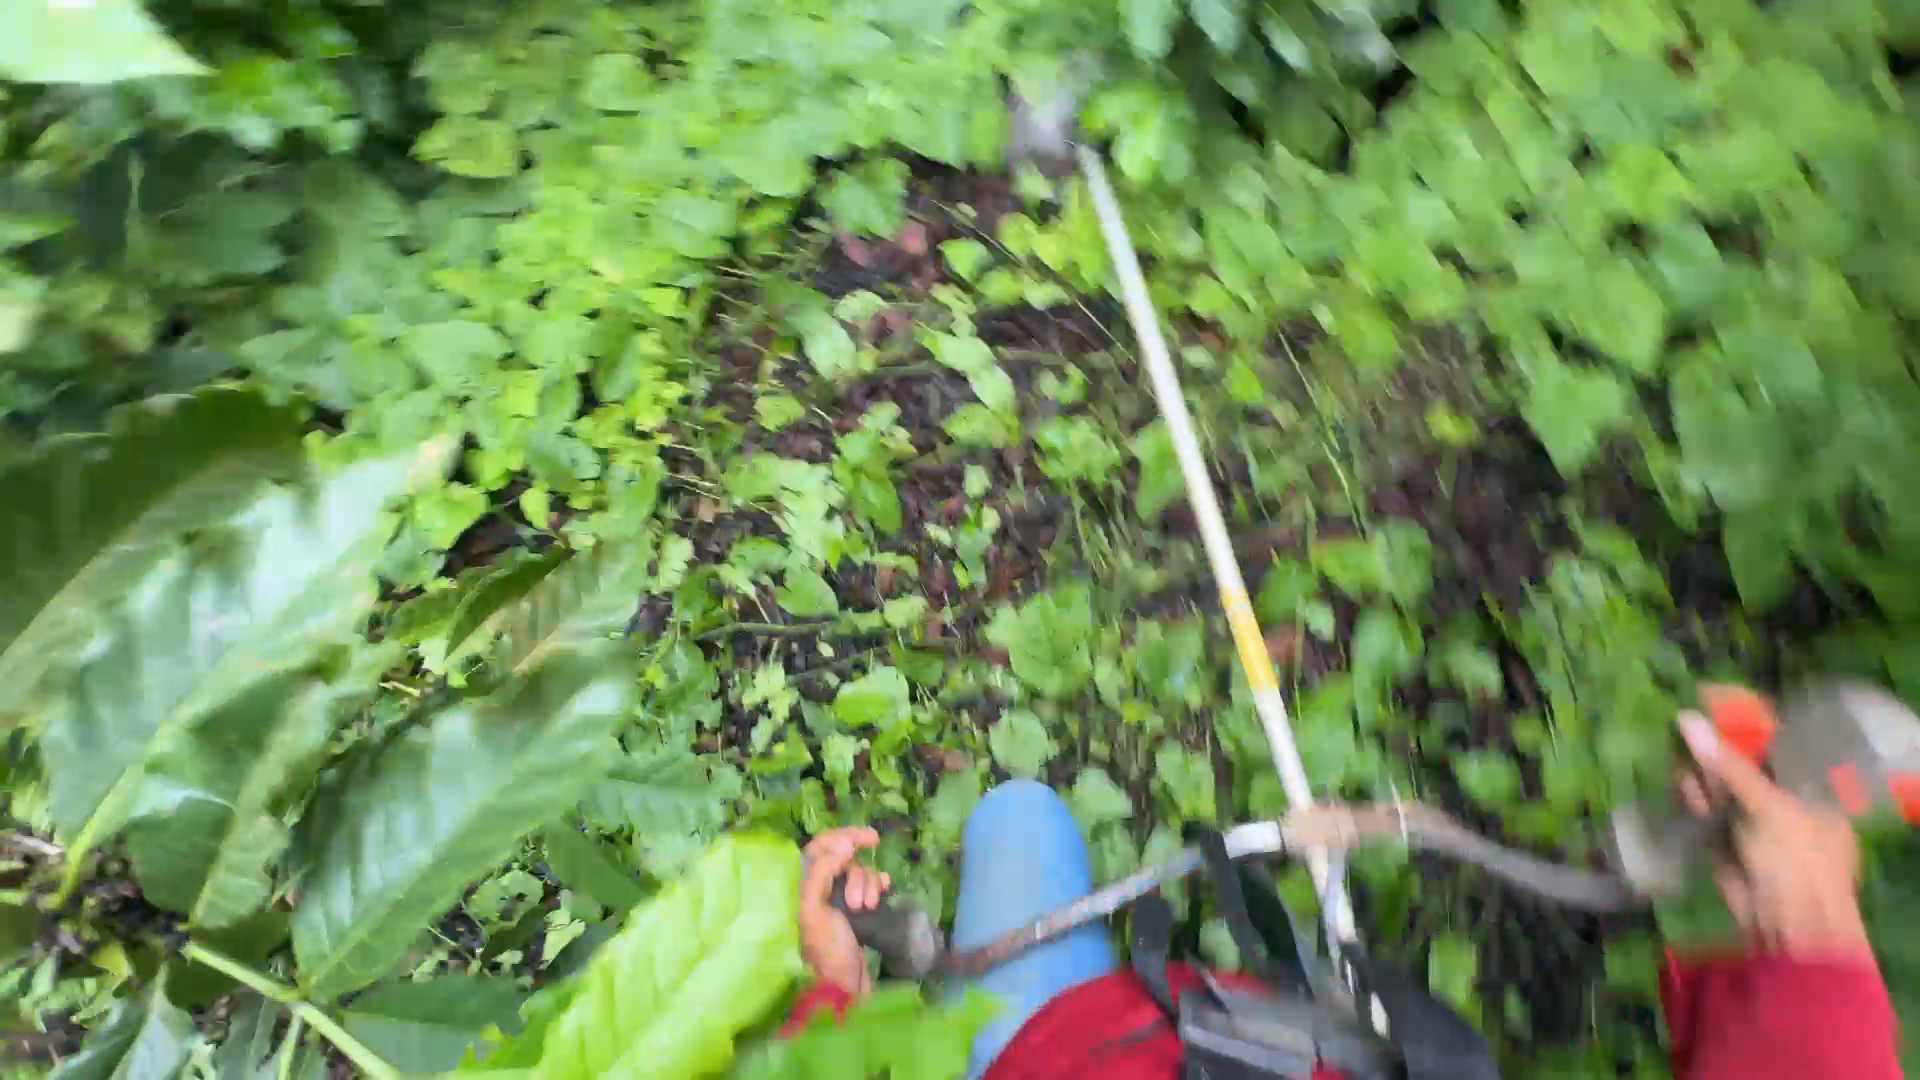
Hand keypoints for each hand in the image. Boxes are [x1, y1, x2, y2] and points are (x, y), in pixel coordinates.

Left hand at [799, 826, 891, 994]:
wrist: (843, 992)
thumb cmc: (826, 951)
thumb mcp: (815, 910)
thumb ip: (823, 871)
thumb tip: (844, 843)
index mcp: (802, 885)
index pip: (821, 844)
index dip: (846, 836)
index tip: (873, 840)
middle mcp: (818, 887)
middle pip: (845, 857)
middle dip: (858, 871)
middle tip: (864, 897)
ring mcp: (837, 900)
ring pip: (859, 871)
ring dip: (868, 884)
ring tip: (868, 909)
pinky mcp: (855, 912)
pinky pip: (870, 886)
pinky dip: (878, 885)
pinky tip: (885, 892)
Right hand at [1678, 710, 1871, 955]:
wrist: (1782, 920)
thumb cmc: (1797, 863)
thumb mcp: (1769, 809)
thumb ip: (1728, 765)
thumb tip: (1685, 719)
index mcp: (1812, 784)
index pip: (1776, 736)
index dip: (1742, 715)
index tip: (1704, 693)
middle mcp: (1783, 791)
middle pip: (1737, 752)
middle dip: (1711, 750)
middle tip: (1689, 748)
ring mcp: (1752, 808)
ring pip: (1713, 772)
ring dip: (1698, 775)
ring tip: (1698, 793)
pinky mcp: (1724, 823)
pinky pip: (1700, 795)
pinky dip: (1692, 794)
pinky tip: (1692, 802)